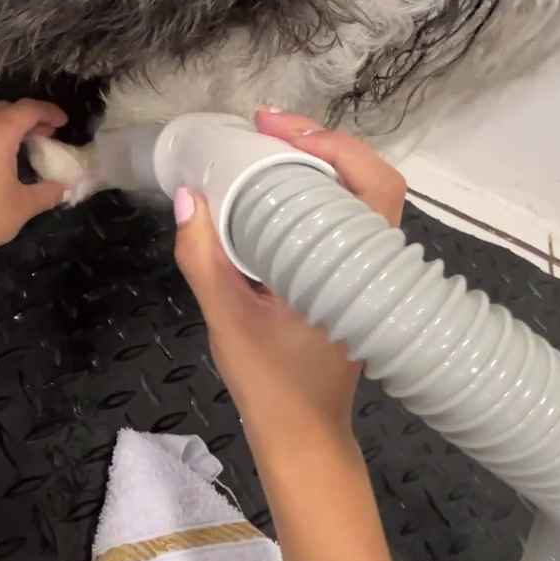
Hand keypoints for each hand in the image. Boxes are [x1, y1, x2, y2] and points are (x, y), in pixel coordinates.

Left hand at [0, 99, 69, 259]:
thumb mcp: (23, 206)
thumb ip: (48, 193)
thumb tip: (65, 189)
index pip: (27, 110)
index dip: (48, 112)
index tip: (62, 122)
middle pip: (4, 108)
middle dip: (27, 117)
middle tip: (43, 133)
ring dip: (0, 117)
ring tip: (13, 136)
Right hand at [172, 107, 408, 445]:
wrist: (300, 433)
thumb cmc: (270, 381)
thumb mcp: (226, 318)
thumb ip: (202, 257)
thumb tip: (187, 197)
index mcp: (354, 267)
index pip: (372, 184)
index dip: (330, 143)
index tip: (274, 128)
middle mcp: (372, 262)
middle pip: (371, 179)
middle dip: (321, 142)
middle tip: (266, 127)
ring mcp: (365, 271)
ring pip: (358, 197)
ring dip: (320, 165)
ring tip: (269, 147)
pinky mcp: (349, 280)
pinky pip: (342, 219)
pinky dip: (316, 193)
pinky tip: (279, 190)